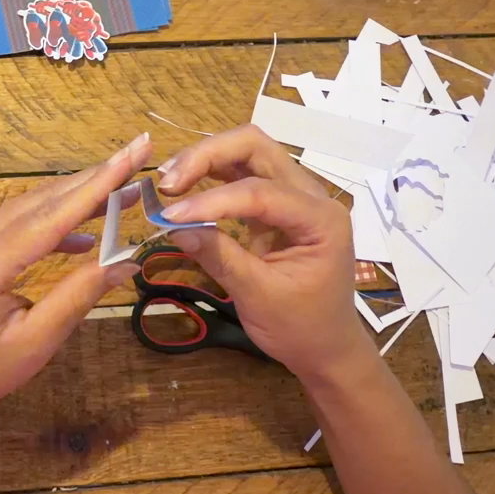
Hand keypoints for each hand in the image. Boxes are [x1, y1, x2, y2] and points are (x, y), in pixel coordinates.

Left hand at [0, 133, 153, 434]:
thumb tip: (126, 260)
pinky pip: (12, 222)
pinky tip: (80, 235)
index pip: (52, 216)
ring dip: (72, 197)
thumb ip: (77, 297)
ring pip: (26, 206)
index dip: (97, 185)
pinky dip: (49, 221)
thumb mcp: (33, 344)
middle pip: (40, 201)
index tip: (131, 153)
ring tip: (119, 191)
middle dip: (92, 179)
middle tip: (136, 156)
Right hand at [156, 125, 373, 381]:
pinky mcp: (274, 203)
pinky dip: (210, 175)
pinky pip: (241, 173)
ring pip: (246, 152)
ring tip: (169, 182)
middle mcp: (310, 194)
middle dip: (207, 156)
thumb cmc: (300, 326)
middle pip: (255, 146)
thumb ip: (219, 256)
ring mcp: (292, 194)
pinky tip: (183, 187)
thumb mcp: (258, 297)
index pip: (260, 191)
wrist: (325, 347)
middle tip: (169, 183)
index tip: (170, 215)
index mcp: (320, 218)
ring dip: (205, 159)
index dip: (211, 200)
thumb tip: (173, 227)